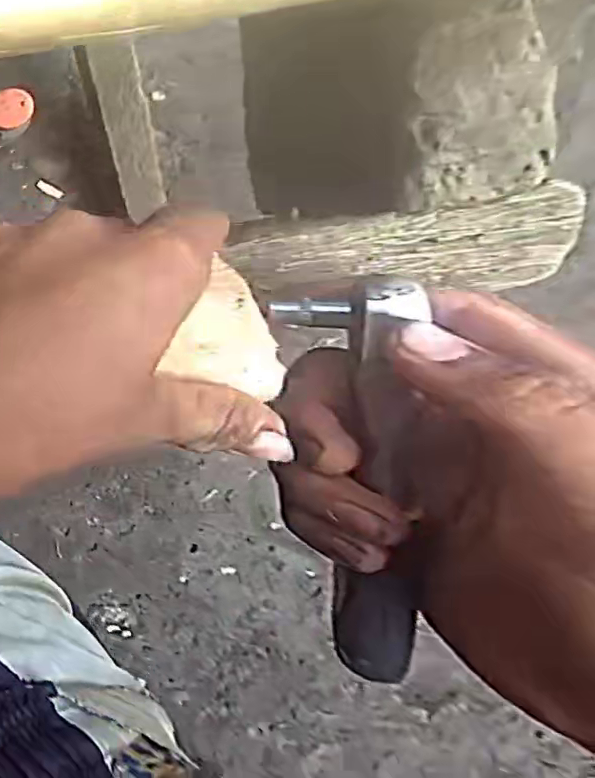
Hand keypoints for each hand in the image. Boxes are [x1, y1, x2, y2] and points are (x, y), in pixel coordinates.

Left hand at [0, 208, 286, 521]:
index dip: (192, 249)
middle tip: (90, 322)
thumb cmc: (40, 422)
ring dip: (42, 269)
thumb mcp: (134, 419)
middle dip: (109, 269)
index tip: (180, 283)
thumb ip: (208, 410)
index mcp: (142, 264)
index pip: (195, 225)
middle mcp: (71, 231)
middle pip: (109, 236)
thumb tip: (275, 437)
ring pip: (39, 241)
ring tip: (19, 324)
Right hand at [272, 290, 594, 743]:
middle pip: (338, 379)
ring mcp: (412, 475)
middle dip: (314, 419)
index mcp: (518, 397)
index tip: (297, 314)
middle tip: (335, 463)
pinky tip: (370, 557)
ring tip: (376, 535)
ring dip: (316, 486)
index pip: (439, 317)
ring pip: (310, 441)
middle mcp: (452, 425)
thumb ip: (513, 397)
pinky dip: (318, 521)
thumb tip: (406, 335)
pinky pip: (310, 496)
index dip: (367, 305)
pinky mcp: (380, 519)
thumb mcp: (588, 480)